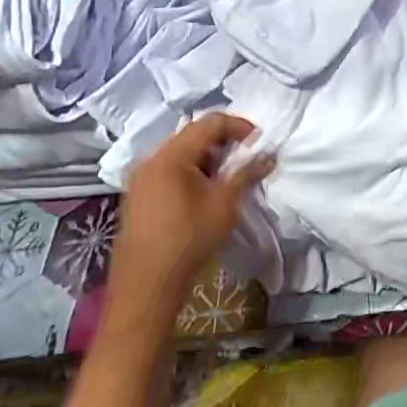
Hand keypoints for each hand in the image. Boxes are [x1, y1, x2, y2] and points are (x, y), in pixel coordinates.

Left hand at [111, 114, 274, 310]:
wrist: (148, 283)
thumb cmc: (189, 240)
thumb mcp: (224, 204)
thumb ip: (246, 173)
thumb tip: (268, 154)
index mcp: (171, 155)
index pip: (210, 123)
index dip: (239, 127)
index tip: (259, 143)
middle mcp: (151, 158)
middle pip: (193, 134)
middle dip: (223, 143)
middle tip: (245, 161)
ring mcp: (140, 176)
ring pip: (180, 152)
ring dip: (207, 158)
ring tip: (226, 180)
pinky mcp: (137, 194)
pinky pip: (168, 169)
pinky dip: (190, 171)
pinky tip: (202, 193)